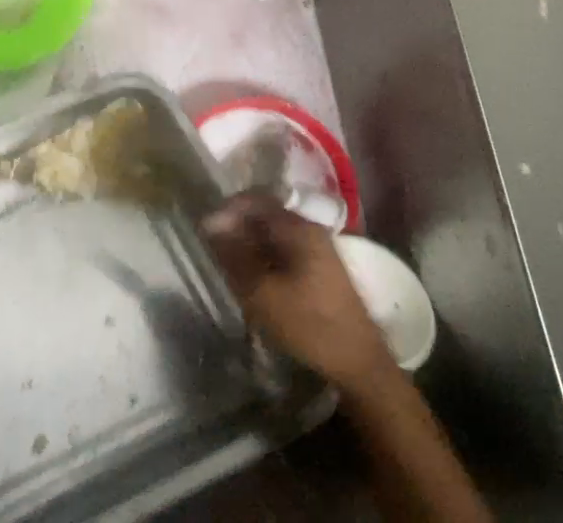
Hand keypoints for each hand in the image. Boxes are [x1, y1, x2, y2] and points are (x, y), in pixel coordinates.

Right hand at [201, 192, 393, 392]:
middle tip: (213, 252)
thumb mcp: (261, 290)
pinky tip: (251, 282)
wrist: (358, 363)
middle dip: (234, 230)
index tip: (204, 232)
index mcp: (299, 228)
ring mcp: (317, 250)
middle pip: (263, 215)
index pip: (253, 199)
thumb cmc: (308, 324)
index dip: (225, 210)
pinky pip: (282, 252)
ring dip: (247, 247)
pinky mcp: (318, 270)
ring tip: (228, 269)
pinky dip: (262, 260)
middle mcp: (310, 231)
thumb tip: (210, 222)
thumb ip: (233, 253)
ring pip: (271, 236)